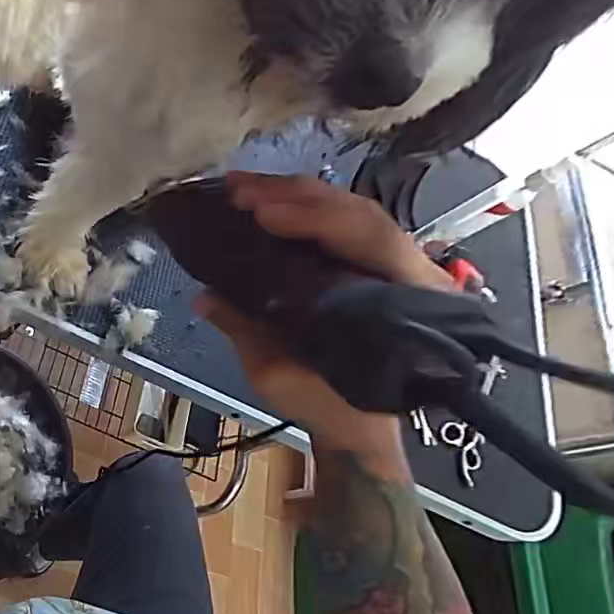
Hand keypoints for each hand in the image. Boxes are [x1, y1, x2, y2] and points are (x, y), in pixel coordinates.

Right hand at [197, 173, 474, 453]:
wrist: (360, 425)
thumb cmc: (326, 405)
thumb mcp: (280, 376)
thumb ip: (247, 333)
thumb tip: (205, 297)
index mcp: (400, 302)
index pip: (366, 238)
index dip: (313, 219)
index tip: (262, 213)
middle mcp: (408, 272)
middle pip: (358, 211)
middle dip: (295, 194)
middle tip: (238, 189)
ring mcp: (396, 264)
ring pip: (352, 209)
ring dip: (297, 194)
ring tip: (245, 189)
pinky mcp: (375, 264)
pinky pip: (344, 223)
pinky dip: (305, 209)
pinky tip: (270, 202)